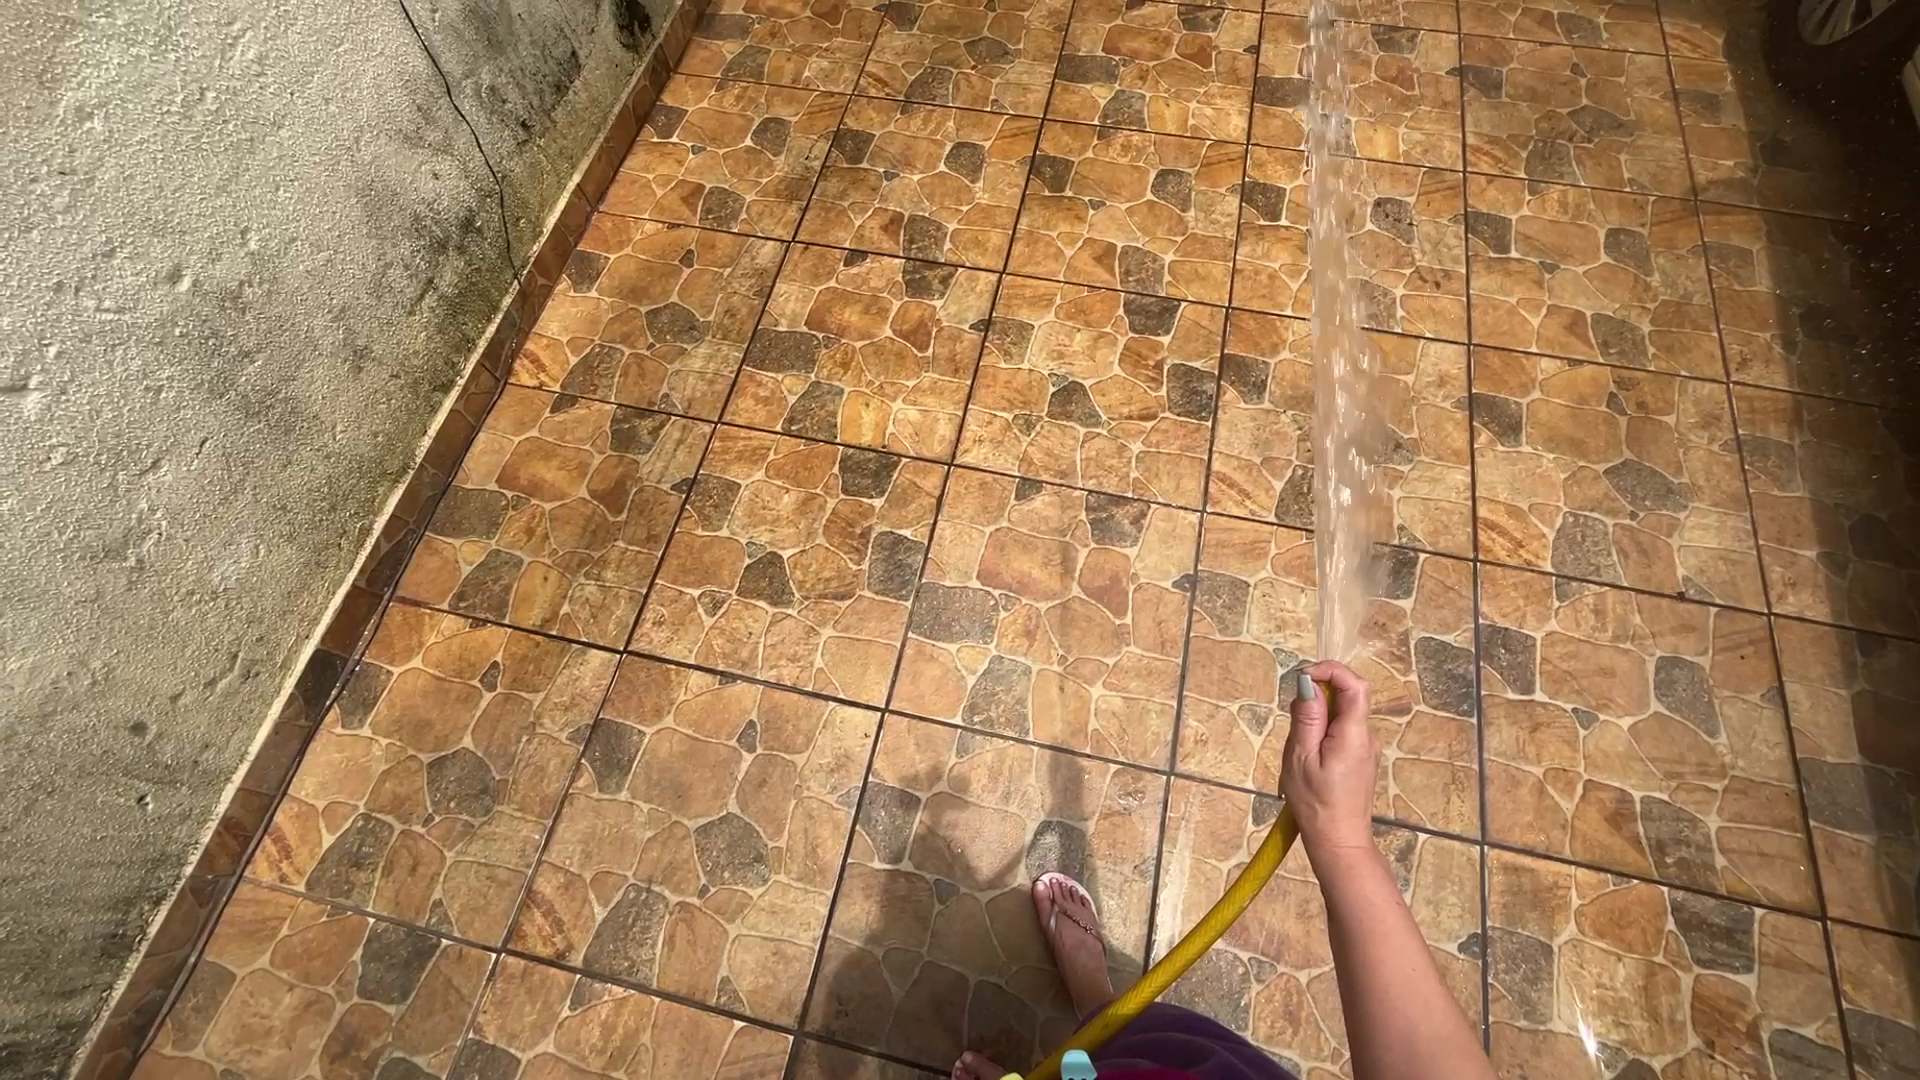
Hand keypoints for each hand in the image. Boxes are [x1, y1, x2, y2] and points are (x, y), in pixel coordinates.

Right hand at [1281, 660, 1379, 864]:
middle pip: (1349, 694)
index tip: (1302, 678)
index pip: (1355, 684)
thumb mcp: (1301, 756)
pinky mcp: (1360, 755)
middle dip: (1318, 693)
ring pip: (1343, 711)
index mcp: (1354, 734)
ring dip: (1318, 712)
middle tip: (1294, 716)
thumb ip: (1307, 717)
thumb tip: (1308, 682)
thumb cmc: (1315, 802)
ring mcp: (1366, 746)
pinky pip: (1342, 727)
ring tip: (1299, 741)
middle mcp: (1367, 735)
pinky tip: (1308, 751)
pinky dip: (1323, 726)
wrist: (1338, 841)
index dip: (1330, 670)